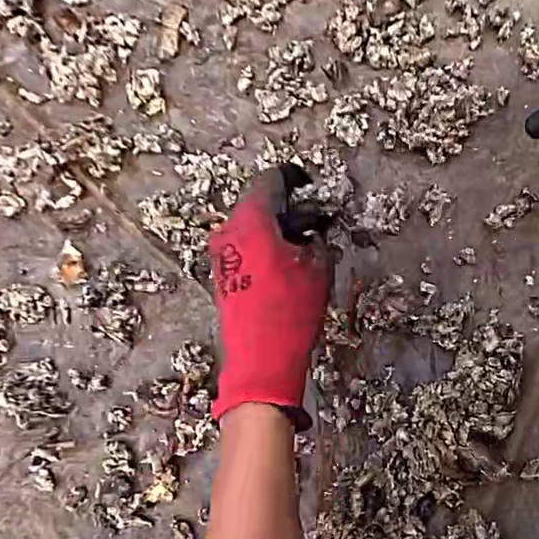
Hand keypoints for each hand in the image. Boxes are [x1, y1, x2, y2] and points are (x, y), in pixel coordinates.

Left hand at [208, 166, 332, 429]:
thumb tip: (314, 229)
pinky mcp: (220, 273)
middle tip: (312, 220)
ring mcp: (221, 253)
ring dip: (274, 229)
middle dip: (286, 208)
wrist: (259, 359)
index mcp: (252, 219)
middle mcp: (230, 230)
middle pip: (258, 202)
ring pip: (250, 226)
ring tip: (301, 248)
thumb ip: (317, 238)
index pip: (272, 180)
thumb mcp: (318, 269)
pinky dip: (263, 247)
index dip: (295, 179)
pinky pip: (243, 247)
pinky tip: (283, 266)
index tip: (309, 185)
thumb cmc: (290, 312)